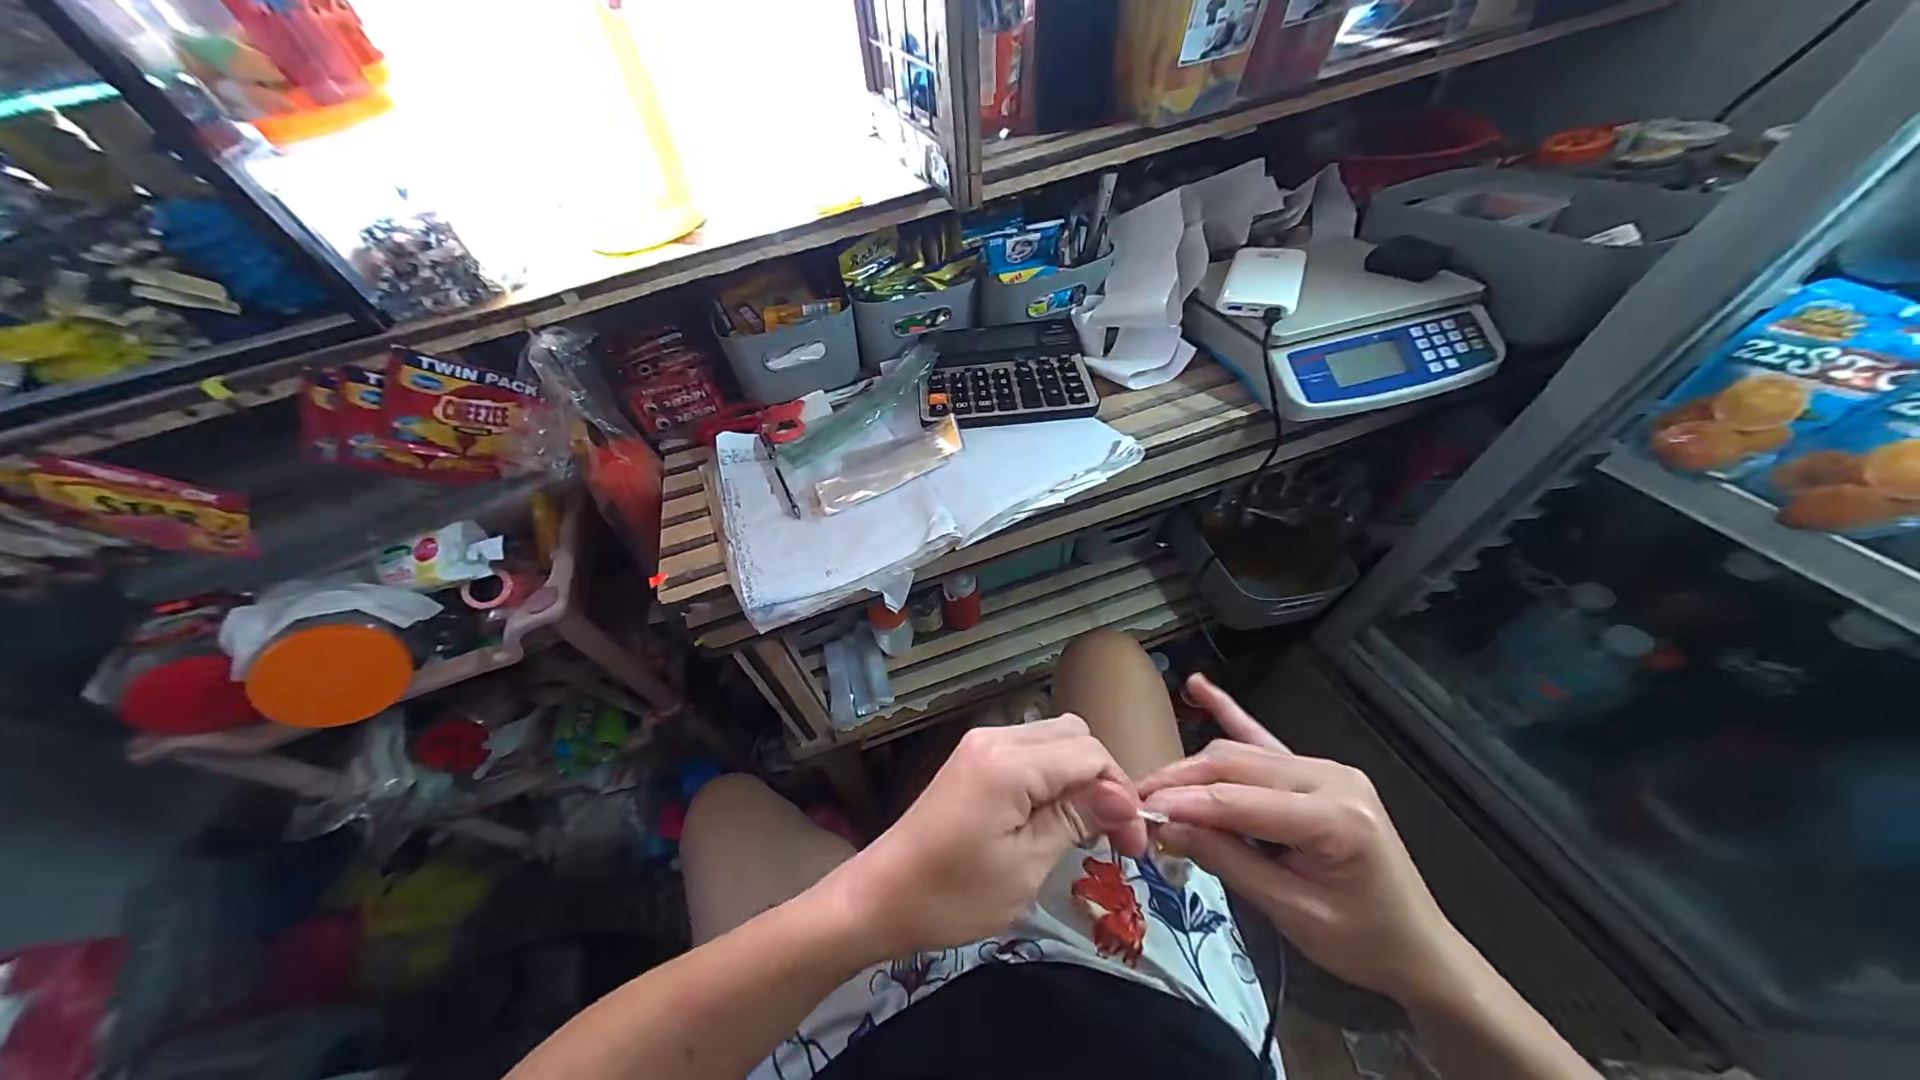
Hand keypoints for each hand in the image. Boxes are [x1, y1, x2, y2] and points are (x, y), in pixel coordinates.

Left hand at [826, 717, 1147, 957]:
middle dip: (1104, 780)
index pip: (1090, 755)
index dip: (1122, 795)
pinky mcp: (973, 756)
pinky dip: (1054, 774)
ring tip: (1088, 828)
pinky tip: (1054, 813)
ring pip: (1054, 737)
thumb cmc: (951, 895)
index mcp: (1008, 761)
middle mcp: (996, 737)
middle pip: (1075, 735)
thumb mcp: (1025, 867)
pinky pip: (1030, 749)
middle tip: (1114, 835)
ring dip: (1080, 776)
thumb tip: (1125, 799)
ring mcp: (981, 742)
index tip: (1135, 847)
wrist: (881, 896)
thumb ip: (1076, 819)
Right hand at [1139, 674, 1469, 1006]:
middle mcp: (1331, 777)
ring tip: (1153, 785)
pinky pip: (1262, 740)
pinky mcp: (1315, 770)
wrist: (1418, 947)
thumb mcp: (1291, 913)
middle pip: (1236, 765)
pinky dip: (1228, 713)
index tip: (1138, 810)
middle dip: (1181, 781)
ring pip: (1241, 753)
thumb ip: (1227, 861)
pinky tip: (1199, 686)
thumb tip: (1165, 826)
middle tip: (1136, 800)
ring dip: (1194, 767)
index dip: (1184, 804)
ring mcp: (1325, 768)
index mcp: (1337, 818)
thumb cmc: (1362, 941)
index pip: (1240, 801)